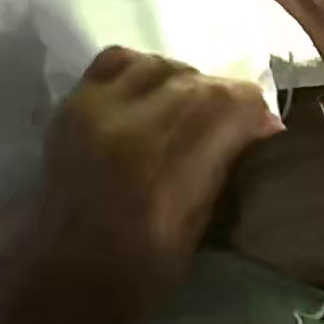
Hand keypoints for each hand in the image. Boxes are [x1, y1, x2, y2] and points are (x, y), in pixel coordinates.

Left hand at [24, 47, 284, 323]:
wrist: (61, 263)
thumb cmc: (137, 265)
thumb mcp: (196, 232)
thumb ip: (223, 167)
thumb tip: (262, 121)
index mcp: (163, 174)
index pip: (220, 105)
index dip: (250, 104)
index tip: (262, 120)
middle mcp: (127, 129)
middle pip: (192, 82)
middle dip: (223, 93)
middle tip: (231, 114)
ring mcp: (94, 107)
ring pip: (158, 63)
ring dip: (185, 79)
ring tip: (190, 102)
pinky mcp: (73, 97)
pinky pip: (119, 58)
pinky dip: (144, 67)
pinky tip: (153, 87)